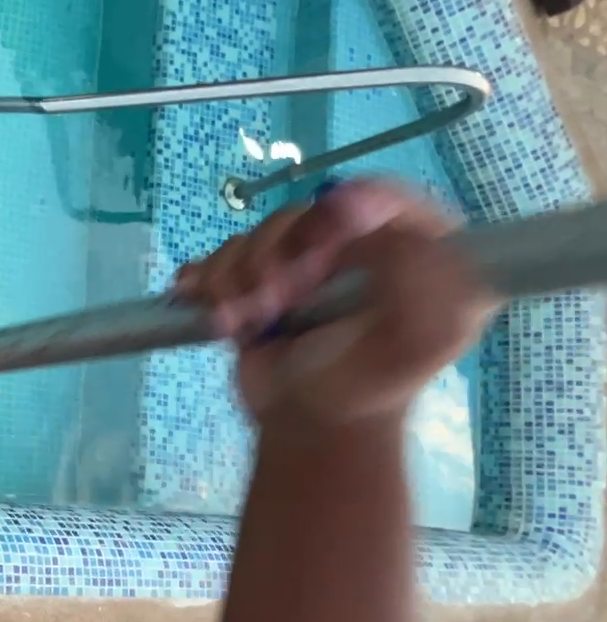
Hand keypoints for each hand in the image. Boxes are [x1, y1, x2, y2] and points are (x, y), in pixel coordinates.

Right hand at [174, 178, 496, 431]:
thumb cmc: (368, 386)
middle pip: (295, 218)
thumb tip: (351, 205)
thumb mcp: (420, 331)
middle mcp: (350, 248)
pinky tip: (214, 315)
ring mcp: (295, 267)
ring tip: (242, 323)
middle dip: (270, 262)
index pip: (373, 197)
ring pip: (246, 241)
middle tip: (273, 306)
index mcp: (409, 247)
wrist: (307, 425)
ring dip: (231, 283)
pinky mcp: (247, 285)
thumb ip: (411, 265)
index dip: (334, 215)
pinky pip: (210, 263)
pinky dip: (201, 288)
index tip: (312, 256)